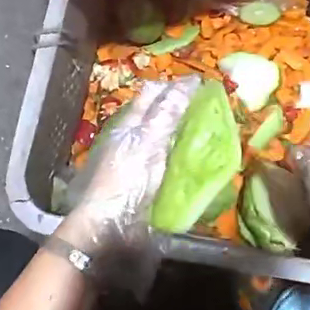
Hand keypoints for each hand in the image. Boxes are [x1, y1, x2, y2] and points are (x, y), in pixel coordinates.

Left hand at [56, 77, 197, 257]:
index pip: (152, 93)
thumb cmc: (125, 181)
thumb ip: (165, 115)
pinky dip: (172, 148)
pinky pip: (157, 154)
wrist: (104, 224)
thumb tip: (186, 84)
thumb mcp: (147, 144)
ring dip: (174, 126)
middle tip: (204, 104)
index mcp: (129, 122)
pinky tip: (184, 156)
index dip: (173, 86)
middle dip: (175, 103)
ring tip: (198, 127)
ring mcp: (130, 156)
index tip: (199, 84)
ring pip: (155, 132)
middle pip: (153, 111)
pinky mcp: (135, 177)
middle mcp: (128, 135)